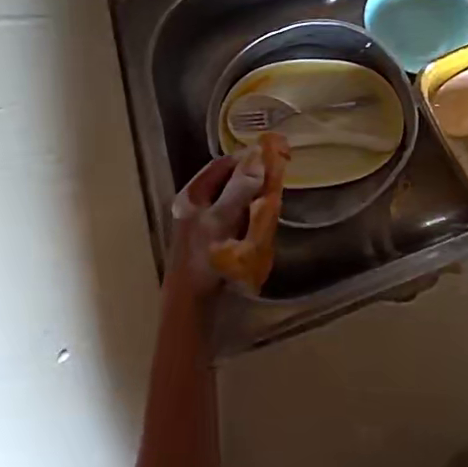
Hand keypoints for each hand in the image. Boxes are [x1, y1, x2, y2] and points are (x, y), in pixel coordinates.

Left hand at [166, 155, 263, 300]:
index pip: (219, 166)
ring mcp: (207, 229)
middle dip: (252, 182)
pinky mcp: (218, 248)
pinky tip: (264, 226)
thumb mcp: (220, 220)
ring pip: (236, 205)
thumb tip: (258, 159)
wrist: (192, 309)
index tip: (269, 157)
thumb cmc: (202, 259)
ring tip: (273, 201)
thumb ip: (239, 190)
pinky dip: (253, 222)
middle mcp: (197, 209)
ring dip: (254, 202)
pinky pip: (239, 226)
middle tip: (275, 181)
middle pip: (228, 185)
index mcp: (192, 196)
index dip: (243, 159)